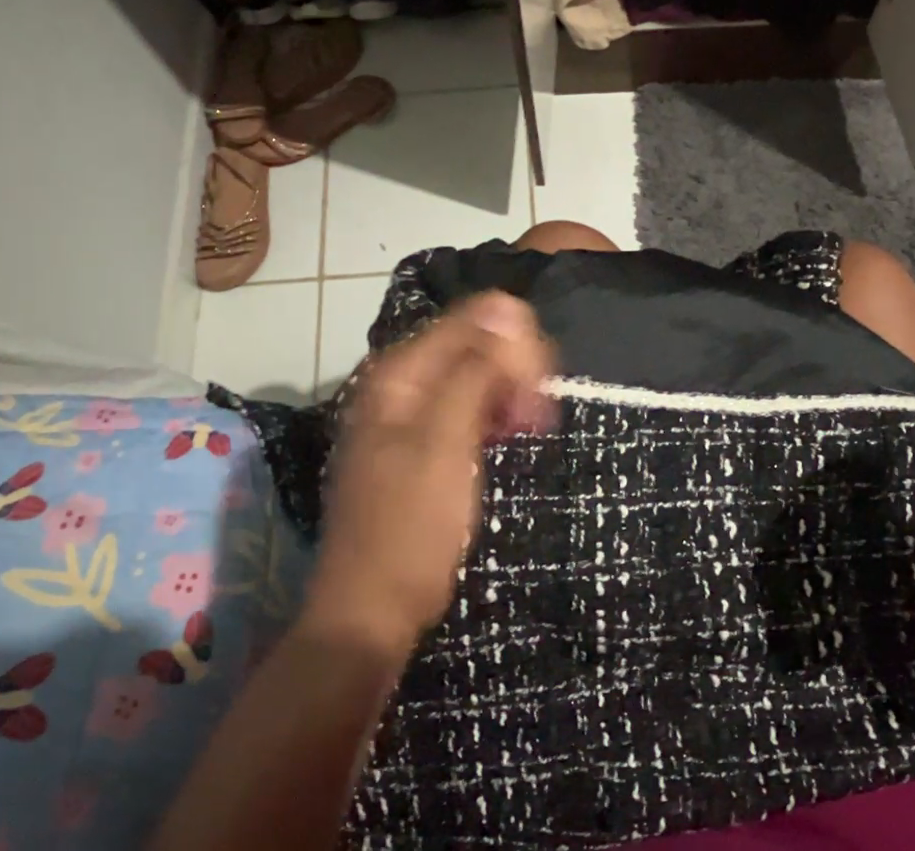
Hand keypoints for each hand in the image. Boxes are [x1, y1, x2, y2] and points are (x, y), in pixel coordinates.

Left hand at [304, 293, 555, 655]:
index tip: (543, 387)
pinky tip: (511, 437)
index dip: (516, 342)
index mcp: (399, 375)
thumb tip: (507, 304)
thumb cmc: (411, 527)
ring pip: (472, 379)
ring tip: (532, 429)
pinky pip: (464, 410)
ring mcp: (407, 417)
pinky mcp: (419, 447)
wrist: (371, 610)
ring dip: (508, 394)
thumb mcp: (446, 442)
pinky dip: (491, 418)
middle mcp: (399, 385)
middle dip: (514, 369)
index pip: (472, 321)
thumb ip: (475, 371)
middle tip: (538, 416)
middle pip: (473, 346)